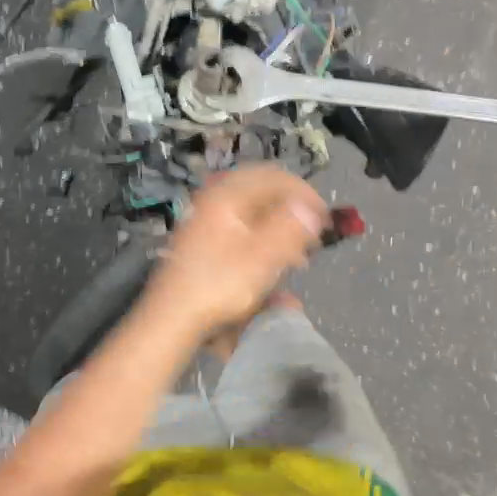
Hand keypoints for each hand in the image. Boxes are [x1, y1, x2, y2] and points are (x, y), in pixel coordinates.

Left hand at [139, 166, 327, 337]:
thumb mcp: (263, 256)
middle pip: (261, 197)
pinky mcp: (201, 249)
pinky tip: (271, 271)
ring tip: (297, 259)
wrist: (172, 319)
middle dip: (291, 215)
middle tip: (312, 237)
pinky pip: (239, 238)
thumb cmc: (219, 284)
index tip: (324, 216)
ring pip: (251, 219)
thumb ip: (290, 227)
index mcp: (226, 197)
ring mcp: (203, 226)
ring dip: (278, 235)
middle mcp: (212, 204)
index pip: (272, 177)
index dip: (303, 192)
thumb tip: (310, 206)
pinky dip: (261, 249)